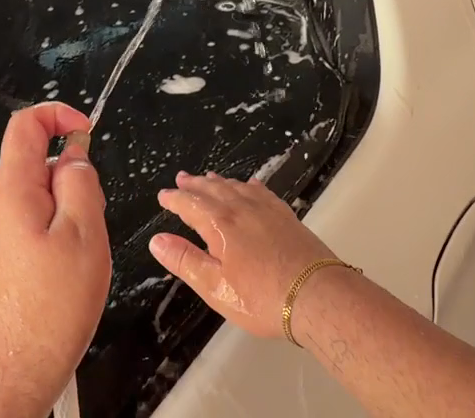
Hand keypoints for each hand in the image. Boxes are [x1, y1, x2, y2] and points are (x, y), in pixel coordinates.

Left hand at [0, 103, 110, 417]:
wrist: (9, 374)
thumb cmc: (50, 307)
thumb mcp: (83, 235)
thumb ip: (82, 184)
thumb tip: (75, 156)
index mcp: (13, 190)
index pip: (24, 124)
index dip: (57, 113)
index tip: (88, 130)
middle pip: (36, 159)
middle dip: (74, 171)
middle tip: (95, 213)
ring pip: (41, 193)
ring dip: (71, 205)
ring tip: (85, 248)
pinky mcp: (4, 257)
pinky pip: (36, 222)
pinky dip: (61, 229)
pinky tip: (73, 266)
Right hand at [148, 171, 336, 339]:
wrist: (317, 294)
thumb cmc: (261, 297)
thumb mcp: (215, 287)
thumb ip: (185, 261)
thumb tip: (157, 240)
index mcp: (221, 224)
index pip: (191, 204)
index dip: (175, 199)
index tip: (163, 196)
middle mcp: (242, 208)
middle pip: (213, 190)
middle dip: (195, 184)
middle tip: (182, 178)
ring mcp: (267, 209)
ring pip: (237, 187)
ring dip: (219, 182)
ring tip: (209, 178)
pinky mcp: (286, 216)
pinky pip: (262, 192)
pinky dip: (249, 186)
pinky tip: (250, 185)